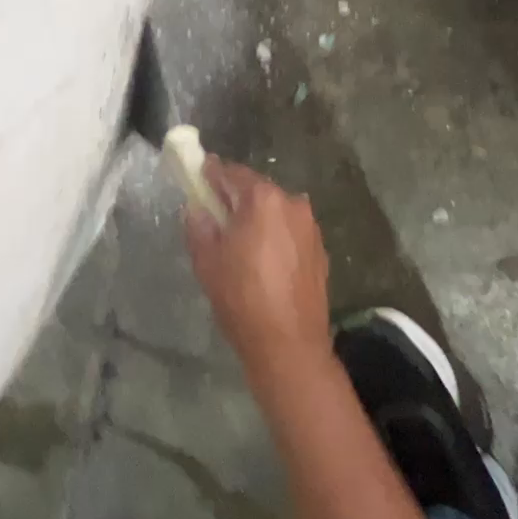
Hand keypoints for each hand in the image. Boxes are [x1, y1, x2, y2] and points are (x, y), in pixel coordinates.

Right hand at [184, 157, 333, 378]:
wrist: (289, 345)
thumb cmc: (242, 297)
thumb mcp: (207, 260)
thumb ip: (199, 225)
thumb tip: (197, 208)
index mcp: (263, 199)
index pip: (232, 173)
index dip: (211, 174)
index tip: (198, 176)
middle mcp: (292, 204)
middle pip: (256, 190)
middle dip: (235, 199)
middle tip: (214, 215)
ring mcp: (310, 228)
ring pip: (275, 212)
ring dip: (257, 218)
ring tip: (239, 243)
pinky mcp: (319, 251)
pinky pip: (289, 232)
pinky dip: (275, 237)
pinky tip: (263, 261)